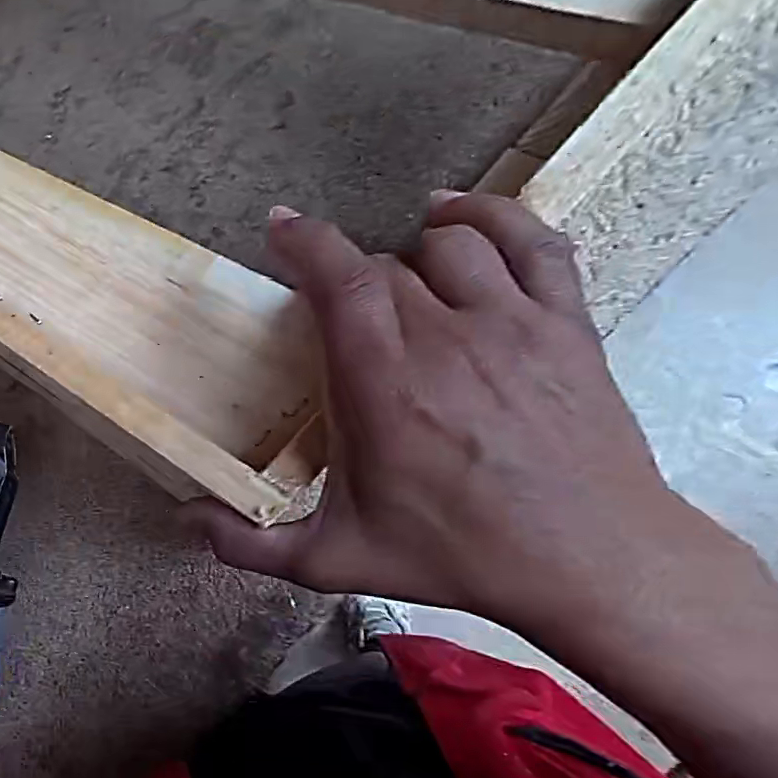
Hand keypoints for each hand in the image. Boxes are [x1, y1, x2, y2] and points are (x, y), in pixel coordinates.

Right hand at [182, 192, 741, 641]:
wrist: (590, 560)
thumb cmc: (455, 555)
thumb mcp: (334, 561)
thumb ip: (250, 545)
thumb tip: (187, 521)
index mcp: (383, 387)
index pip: (342, 283)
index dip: (306, 243)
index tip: (279, 227)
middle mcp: (446, 340)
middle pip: (385, 268)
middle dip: (346, 274)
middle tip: (329, 305)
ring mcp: (513, 324)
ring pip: (450, 245)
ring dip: (407, 247)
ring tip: (388, 264)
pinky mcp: (565, 324)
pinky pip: (531, 241)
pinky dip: (492, 216)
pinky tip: (457, 219)